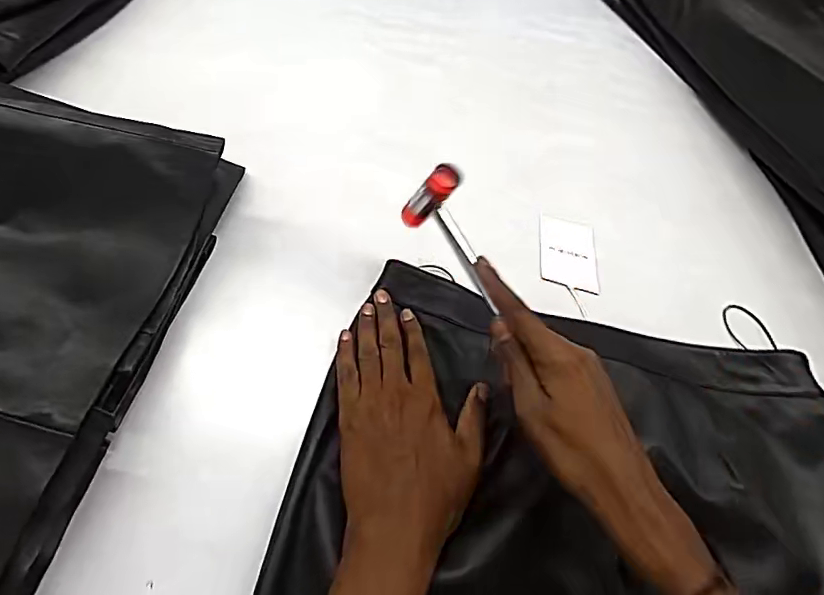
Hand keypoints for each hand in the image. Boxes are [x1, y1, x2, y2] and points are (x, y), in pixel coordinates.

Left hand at [330, 288, 487, 594]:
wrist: (392, 526)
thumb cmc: (431, 499)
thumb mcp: (468, 459)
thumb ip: (473, 419)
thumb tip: (480, 390)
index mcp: (424, 400)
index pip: (417, 353)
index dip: (412, 329)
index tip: (407, 313)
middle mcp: (395, 395)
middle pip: (388, 345)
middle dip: (385, 317)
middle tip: (381, 297)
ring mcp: (369, 404)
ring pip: (366, 355)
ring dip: (364, 328)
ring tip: (364, 309)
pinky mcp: (349, 419)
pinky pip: (345, 377)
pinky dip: (344, 355)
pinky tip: (343, 341)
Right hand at [474, 258, 730, 594]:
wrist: (625, 488)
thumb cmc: (576, 454)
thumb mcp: (530, 409)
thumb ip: (513, 362)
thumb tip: (500, 327)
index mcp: (557, 356)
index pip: (519, 312)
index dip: (497, 287)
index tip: (484, 265)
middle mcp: (576, 353)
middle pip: (531, 332)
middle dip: (510, 346)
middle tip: (507, 383)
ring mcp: (589, 366)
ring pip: (544, 350)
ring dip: (528, 365)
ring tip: (529, 406)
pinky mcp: (595, 381)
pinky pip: (559, 363)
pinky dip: (543, 374)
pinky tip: (545, 406)